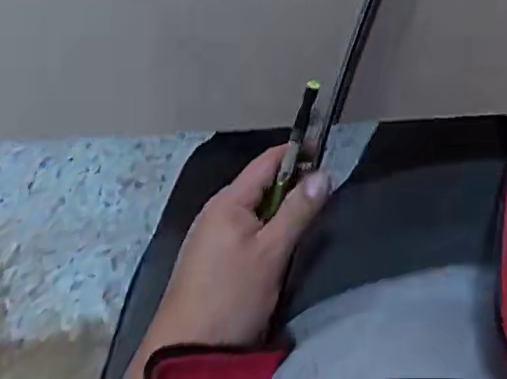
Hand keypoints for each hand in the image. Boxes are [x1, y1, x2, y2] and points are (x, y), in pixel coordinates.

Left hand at [126, 145, 330, 375]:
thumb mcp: (272, 252)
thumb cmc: (231, 296)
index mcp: (228, 200)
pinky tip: (276, 248)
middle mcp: (215, 210)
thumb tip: (323, 174)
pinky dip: (264, 230)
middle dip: (290, 185)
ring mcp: (208, 235)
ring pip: (252, 210)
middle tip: (320, 195)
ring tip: (303, 221)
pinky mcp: (207, 259)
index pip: (267, 160)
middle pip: (260, 184)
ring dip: (278, 211)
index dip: (295, 153)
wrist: (184, 354)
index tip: (323, 153)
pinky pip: (242, 230)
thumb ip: (298, 210)